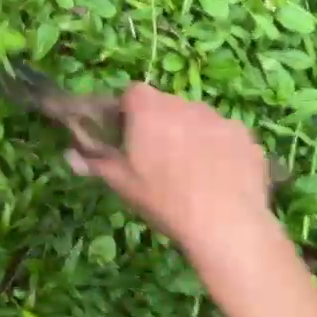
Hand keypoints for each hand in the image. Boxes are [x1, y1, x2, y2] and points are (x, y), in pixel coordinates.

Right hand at [67, 83, 282, 265]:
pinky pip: (225, 135)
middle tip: (154, 155)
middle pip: (165, 104)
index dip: (126, 109)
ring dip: (189, 133)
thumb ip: (94, 163)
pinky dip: (218, 148)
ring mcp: (221, 120)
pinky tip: (217, 176)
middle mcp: (185, 105)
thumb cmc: (163, 199)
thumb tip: (68, 156)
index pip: (133, 92)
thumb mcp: (122, 183)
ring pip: (197, 119)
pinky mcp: (248, 138)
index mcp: (150, 110)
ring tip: (189, 169)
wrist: (227, 224)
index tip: (125, 133)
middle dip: (158, 122)